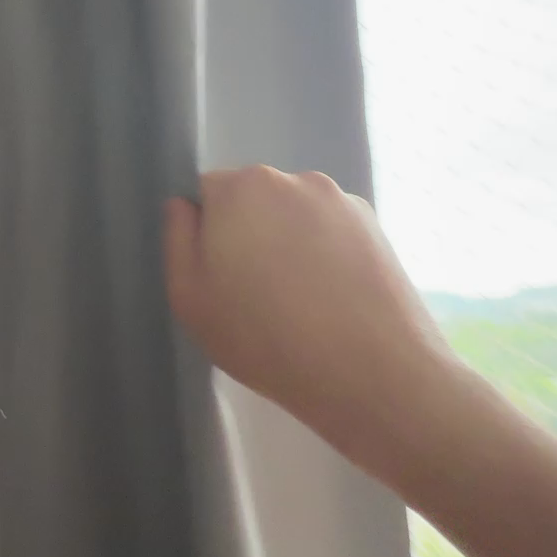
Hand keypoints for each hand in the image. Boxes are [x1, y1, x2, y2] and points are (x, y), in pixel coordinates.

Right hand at [162, 166, 454, 437]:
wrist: (374, 377)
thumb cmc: (263, 336)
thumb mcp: (188, 294)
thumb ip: (177, 237)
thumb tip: (185, 207)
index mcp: (241, 187)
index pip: (204, 192)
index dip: (204, 233)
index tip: (215, 274)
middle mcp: (293, 180)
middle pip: (250, 199)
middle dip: (245, 233)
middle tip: (252, 291)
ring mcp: (343, 202)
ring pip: (292, 215)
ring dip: (286, 243)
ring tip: (296, 300)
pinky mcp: (378, 229)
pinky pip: (329, 232)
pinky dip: (323, 255)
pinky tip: (329, 300)